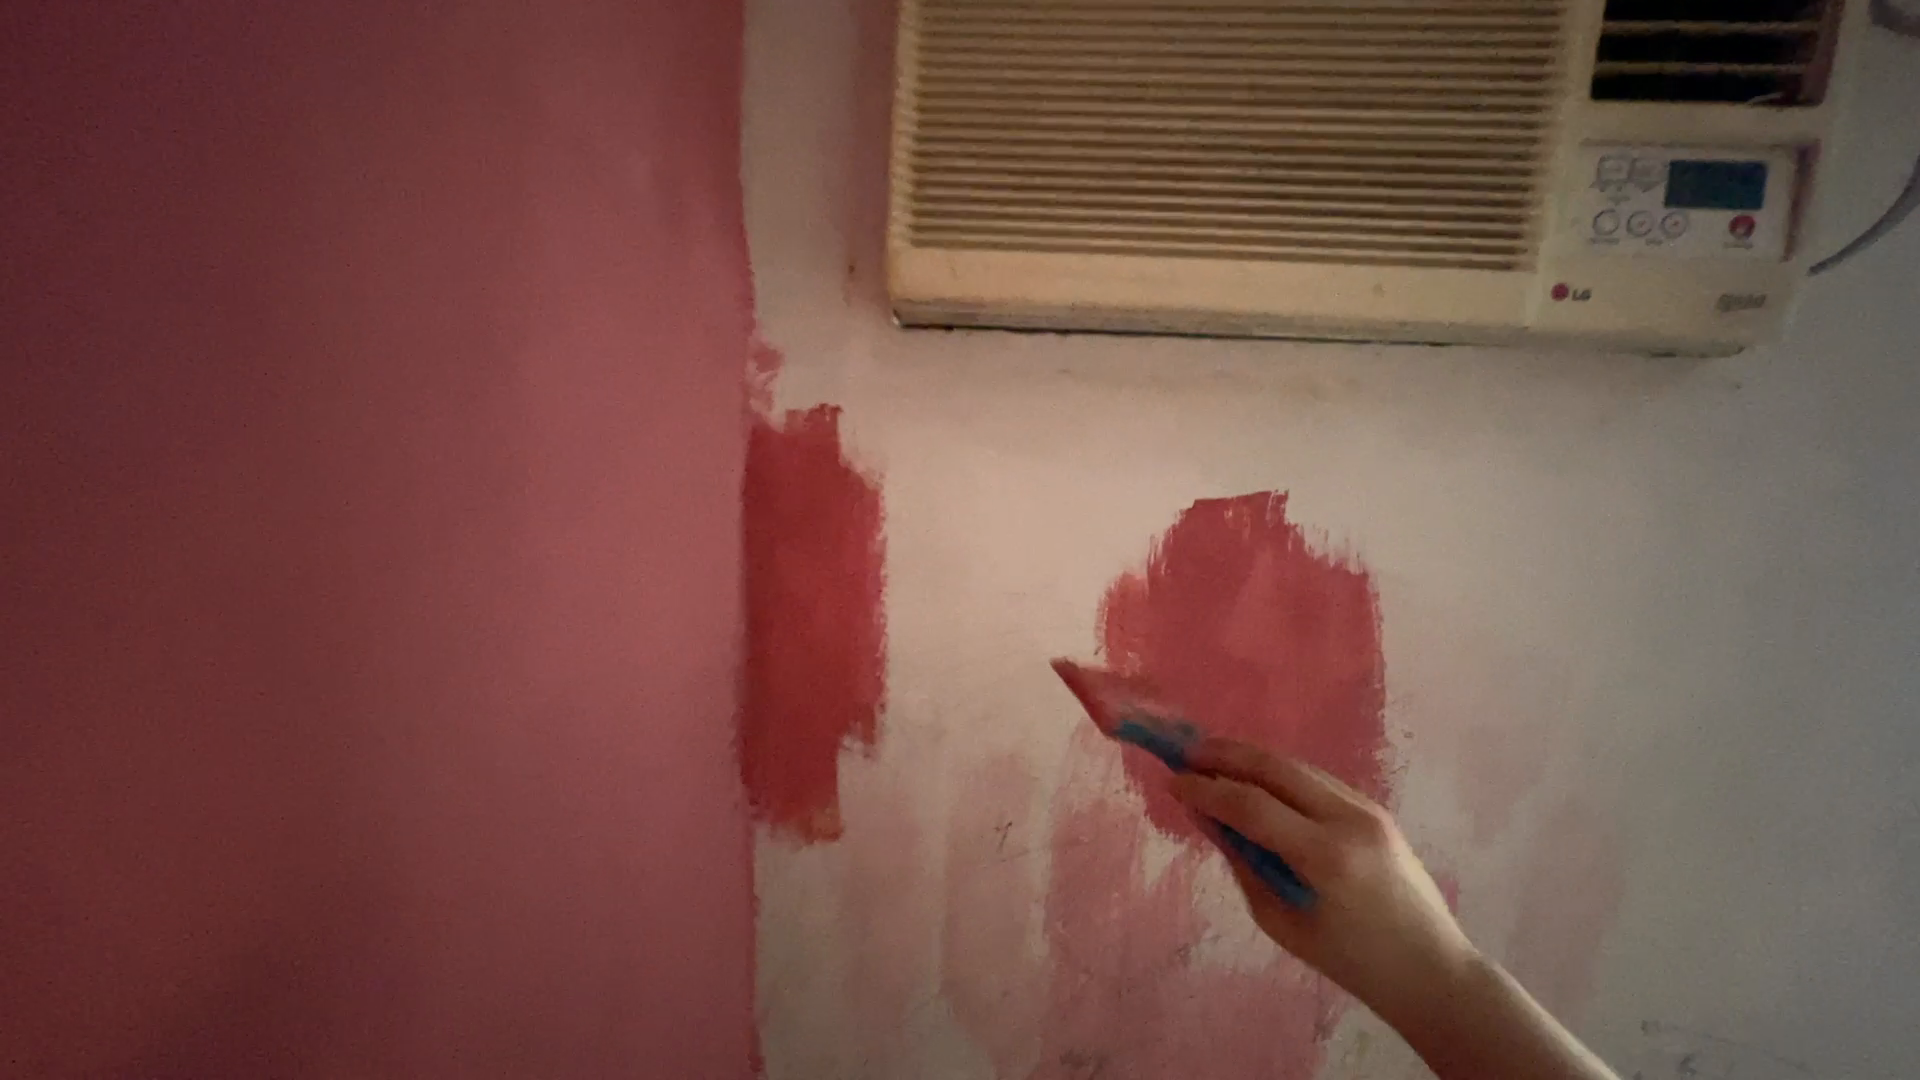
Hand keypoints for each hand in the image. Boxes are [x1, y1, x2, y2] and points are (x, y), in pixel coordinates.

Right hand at [1170, 739, 1477, 1023]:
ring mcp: (1366, 807)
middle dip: (1224, 754)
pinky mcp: (1372, 806)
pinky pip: (1312, 778)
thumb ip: (1242, 862)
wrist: (1433, 970)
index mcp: (1326, 857)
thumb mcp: (1280, 920)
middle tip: (1185, 754)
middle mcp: (1349, 819)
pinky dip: (1275, 772)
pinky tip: (1252, 778)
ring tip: (1210, 759)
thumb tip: (1206, 816)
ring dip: (1248, 758)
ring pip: (1293, 765)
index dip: (1205, 790)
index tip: (1171, 782)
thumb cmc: (1351, 961)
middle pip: (1273, 767)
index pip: (1251, 805)